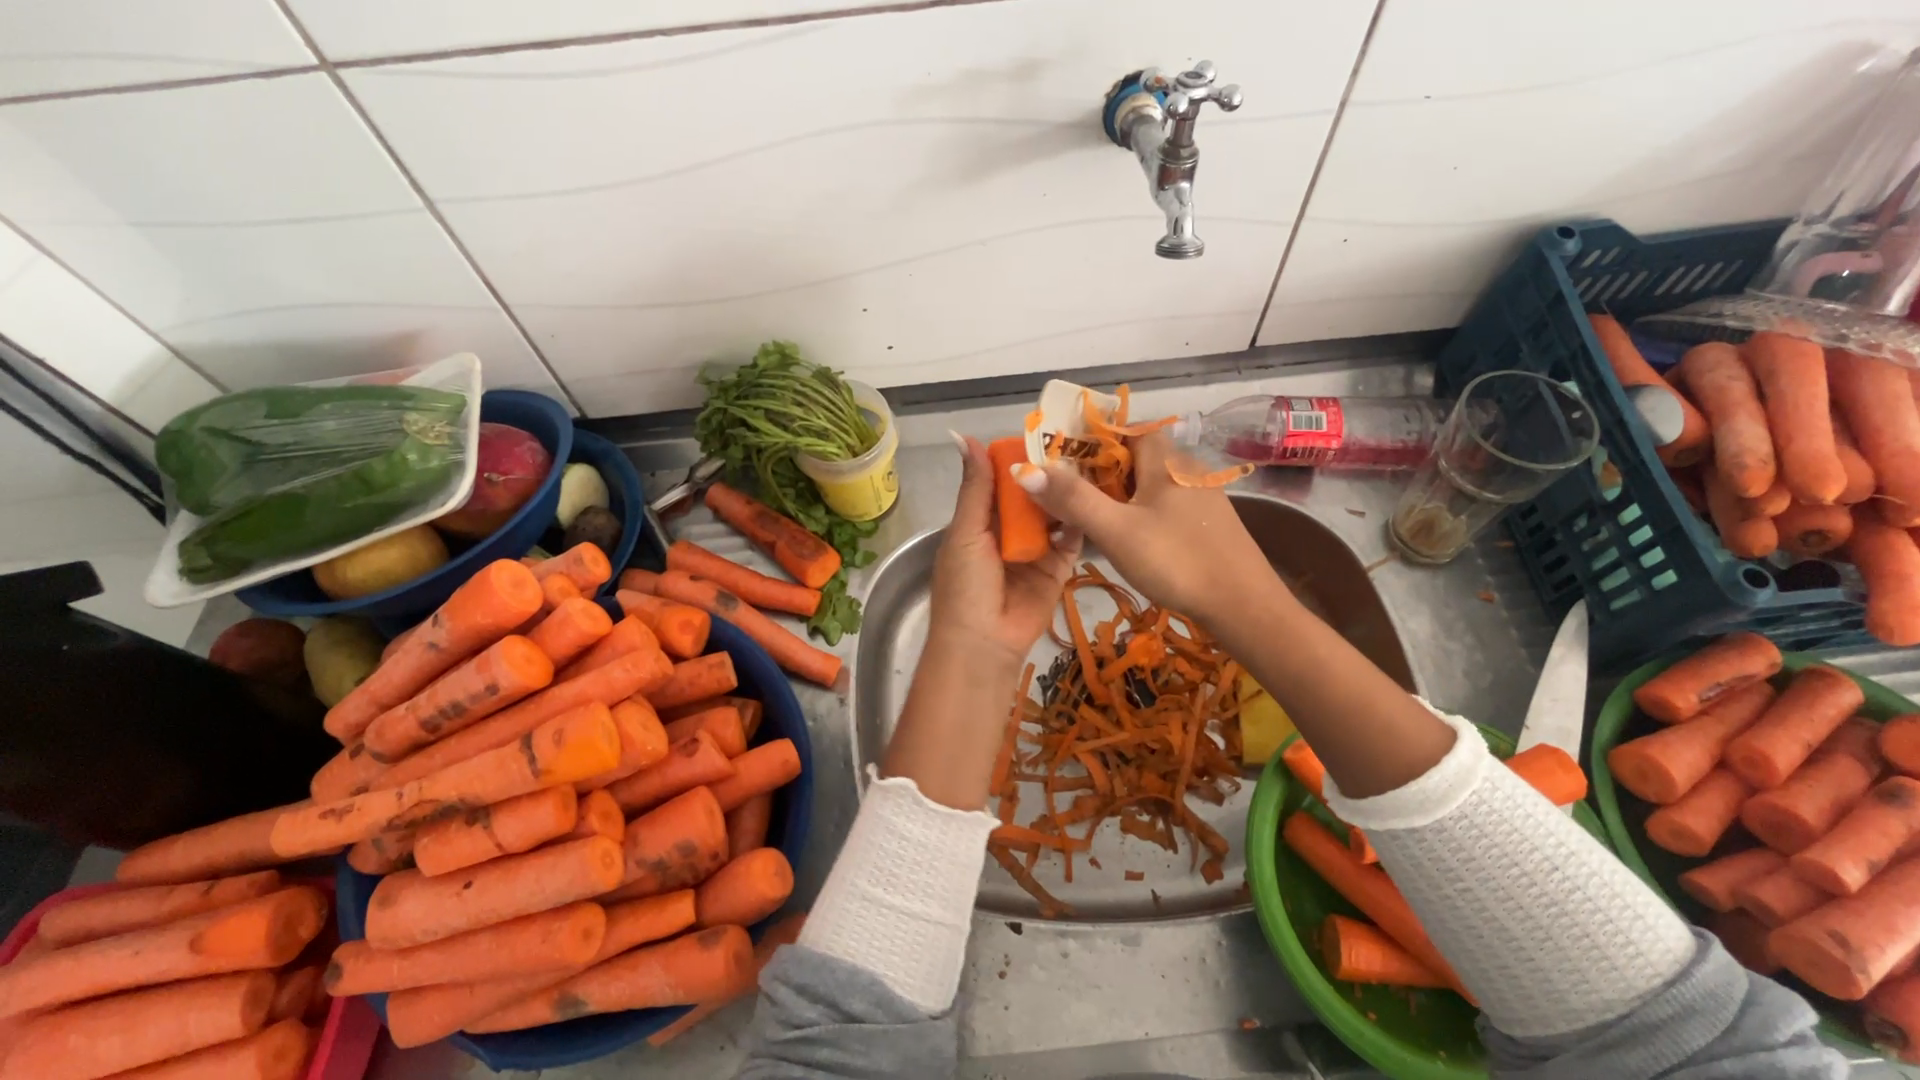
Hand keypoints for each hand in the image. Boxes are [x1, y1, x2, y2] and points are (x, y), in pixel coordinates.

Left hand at [881, 433, 1080, 809]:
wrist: (984, 644)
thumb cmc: (965, 585)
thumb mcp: (966, 530)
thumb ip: (976, 486)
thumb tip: (962, 435)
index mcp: (979, 520)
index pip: (1000, 481)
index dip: (1018, 459)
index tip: (1044, 430)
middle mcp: (1007, 532)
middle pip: (1031, 497)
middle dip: (1048, 475)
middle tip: (1078, 443)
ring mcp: (1034, 550)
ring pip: (1054, 515)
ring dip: (1066, 496)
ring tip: (1092, 465)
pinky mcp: (1058, 569)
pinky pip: (1072, 541)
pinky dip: (1080, 524)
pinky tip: (1095, 499)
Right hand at [1016, 431, 1281, 623]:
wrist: (1244, 606)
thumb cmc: (1177, 561)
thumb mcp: (1117, 531)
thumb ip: (1073, 499)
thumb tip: (1025, 469)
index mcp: (1167, 461)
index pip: (1131, 428)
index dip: (1098, 436)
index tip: (1065, 455)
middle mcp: (1187, 471)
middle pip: (1139, 455)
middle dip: (1103, 468)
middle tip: (1069, 491)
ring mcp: (1202, 499)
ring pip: (1153, 483)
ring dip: (1122, 492)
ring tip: (1091, 516)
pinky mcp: (1208, 525)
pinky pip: (1166, 505)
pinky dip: (1142, 511)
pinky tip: (1130, 538)